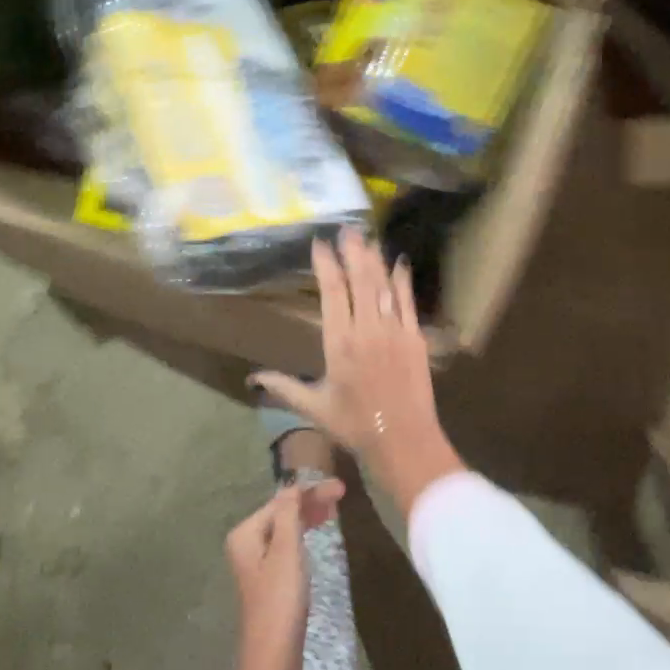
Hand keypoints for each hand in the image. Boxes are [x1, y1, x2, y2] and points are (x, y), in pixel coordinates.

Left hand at [227, 482, 344, 669]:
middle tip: (342, 494)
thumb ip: (288, 514)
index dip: (310, 491)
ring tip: (335, 508)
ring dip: (309, 515)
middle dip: (310, 502)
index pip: (281, 501)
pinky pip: (287, 542)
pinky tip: (317, 530)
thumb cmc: (280, 595)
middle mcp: (247, 542)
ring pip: (286, 527)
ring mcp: (257, 559)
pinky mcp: (269, 575)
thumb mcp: (286, 549)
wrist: (275, 648)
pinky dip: (303, 533)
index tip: (339, 487)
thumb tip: (292, 485)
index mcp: (245, 532)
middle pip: (282, 512)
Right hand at [251, 229, 464, 512]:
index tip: (319, 243)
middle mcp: (366, 329)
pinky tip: (399, 262)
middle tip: (346, 229)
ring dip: (374, 259)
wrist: (404, 441)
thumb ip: (284, 387)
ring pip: (383, 285)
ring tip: (367, 237)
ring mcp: (394, 331)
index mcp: (339, 343)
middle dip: (352, 251)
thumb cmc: (355, 426)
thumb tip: (253, 378)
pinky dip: (402, 280)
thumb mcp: (314, 407)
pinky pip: (408, 302)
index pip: (332, 291)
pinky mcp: (415, 338)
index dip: (325, 263)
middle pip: (359, 279)